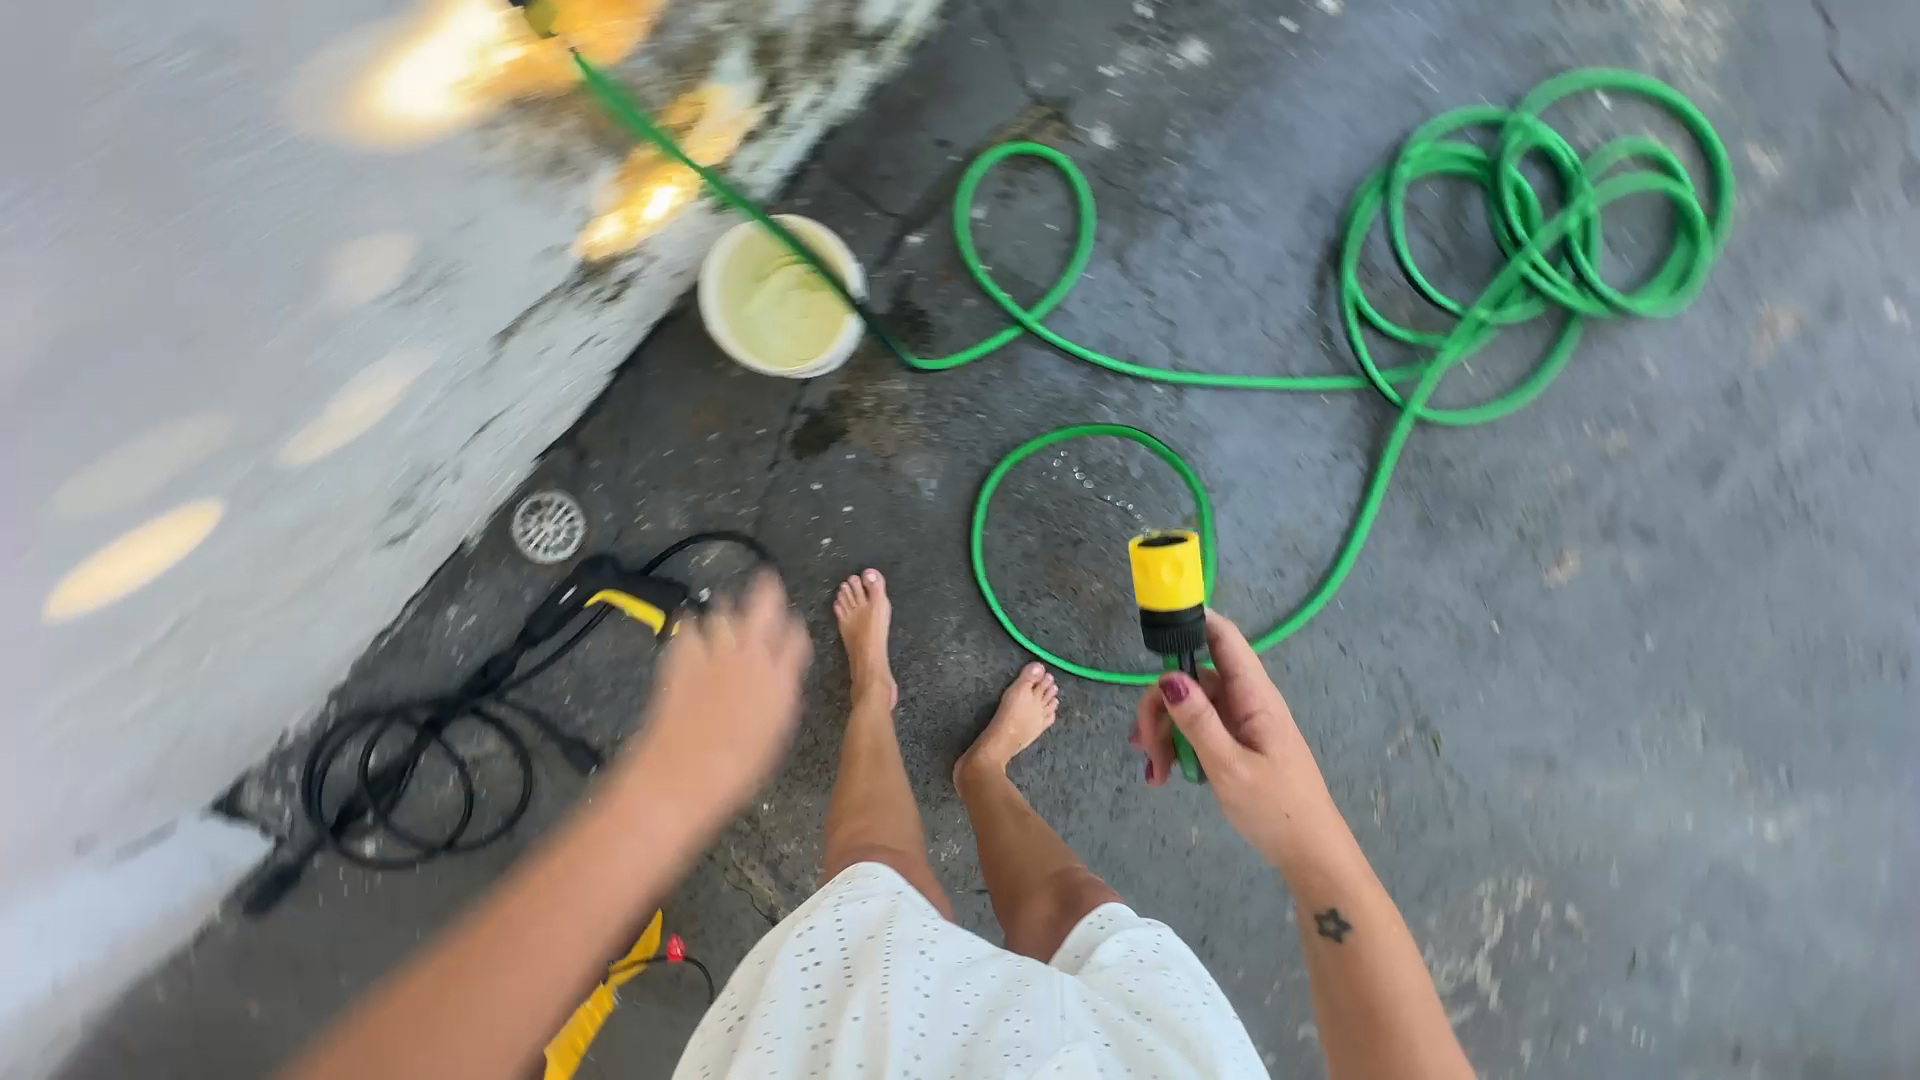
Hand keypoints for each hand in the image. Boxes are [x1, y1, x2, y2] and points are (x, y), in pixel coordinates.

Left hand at [614, 570, 811, 827]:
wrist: (682, 772)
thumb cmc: (737, 767)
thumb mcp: (775, 734)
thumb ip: (782, 697)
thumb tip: (784, 682)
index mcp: (781, 676)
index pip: (797, 635)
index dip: (796, 626)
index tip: (794, 622)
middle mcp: (751, 654)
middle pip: (765, 605)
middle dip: (768, 588)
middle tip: (767, 577)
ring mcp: (715, 651)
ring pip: (725, 611)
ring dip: (729, 605)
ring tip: (728, 601)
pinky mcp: (682, 655)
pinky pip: (688, 627)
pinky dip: (692, 624)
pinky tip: (691, 625)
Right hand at [1132, 611, 1339, 867]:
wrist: (1310, 857)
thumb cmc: (1277, 810)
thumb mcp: (1230, 768)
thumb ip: (1198, 721)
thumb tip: (1168, 676)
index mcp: (1254, 696)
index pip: (1223, 637)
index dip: (1192, 621)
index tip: (1154, 625)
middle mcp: (1244, 700)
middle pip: (1191, 678)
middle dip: (1160, 706)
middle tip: (1144, 748)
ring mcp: (1237, 721)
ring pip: (1187, 706)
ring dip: (1162, 732)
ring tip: (1156, 772)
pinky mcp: (1232, 742)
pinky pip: (1194, 729)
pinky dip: (1174, 746)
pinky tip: (1163, 774)